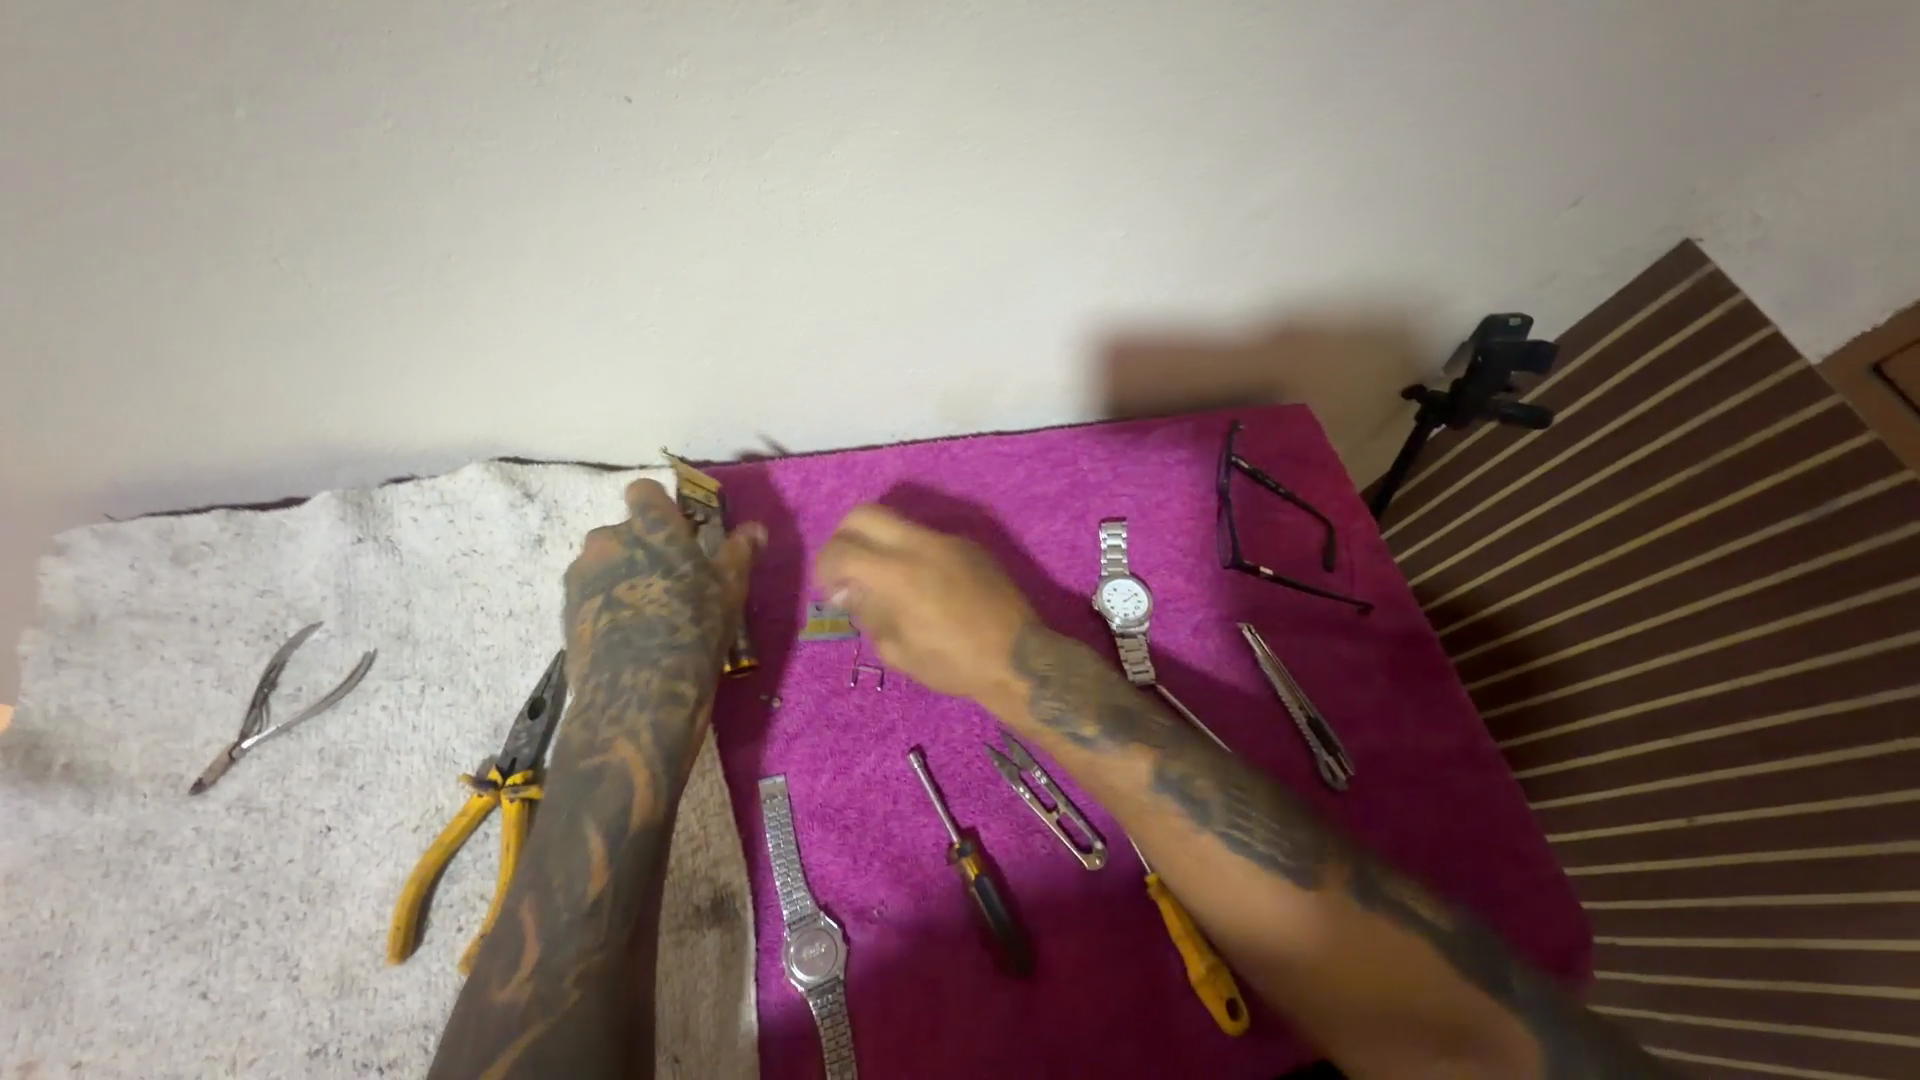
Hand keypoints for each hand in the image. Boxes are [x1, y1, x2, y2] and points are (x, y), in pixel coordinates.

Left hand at [563, 478, 763, 690]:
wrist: (640, 689)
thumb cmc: (695, 625)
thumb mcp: (729, 588)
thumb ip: (739, 551)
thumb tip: (756, 529)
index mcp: (650, 526)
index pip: (644, 492)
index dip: (659, 508)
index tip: (677, 532)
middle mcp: (608, 540)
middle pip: (623, 532)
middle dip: (641, 548)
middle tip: (668, 580)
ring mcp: (581, 575)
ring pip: (604, 564)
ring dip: (621, 577)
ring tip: (646, 612)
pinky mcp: (566, 610)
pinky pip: (590, 595)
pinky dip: (606, 605)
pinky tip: (627, 634)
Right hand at [814, 505, 1035, 708]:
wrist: (1019, 658)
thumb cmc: (954, 664)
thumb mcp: (897, 651)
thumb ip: (868, 613)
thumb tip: (851, 591)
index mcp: (898, 574)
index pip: (841, 550)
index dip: (825, 567)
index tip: (830, 588)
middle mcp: (920, 545)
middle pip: (864, 514)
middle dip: (844, 537)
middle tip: (846, 569)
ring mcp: (949, 540)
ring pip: (898, 522)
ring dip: (880, 543)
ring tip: (883, 579)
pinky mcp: (970, 546)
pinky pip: (927, 537)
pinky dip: (911, 552)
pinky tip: (921, 585)